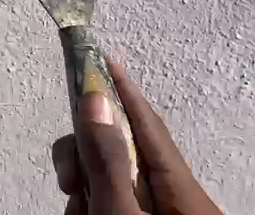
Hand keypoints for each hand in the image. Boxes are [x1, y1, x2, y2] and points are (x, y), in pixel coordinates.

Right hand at [52, 56, 222, 214]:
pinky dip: (95, 202)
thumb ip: (107, 157)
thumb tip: (95, 97)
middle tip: (68, 179)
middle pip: (124, 152)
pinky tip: (84, 213)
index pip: (150, 124)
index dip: (124, 88)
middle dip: (88, 157)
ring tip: (77, 207)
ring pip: (114, 177)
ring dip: (87, 185)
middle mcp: (179, 201)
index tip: (101, 55)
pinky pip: (117, 199)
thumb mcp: (120, 211)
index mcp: (186, 194)